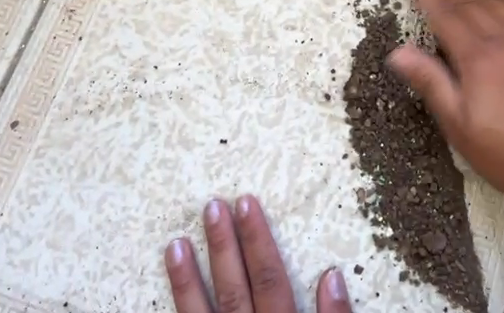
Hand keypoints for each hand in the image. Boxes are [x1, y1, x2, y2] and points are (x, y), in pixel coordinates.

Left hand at [164, 195, 350, 312]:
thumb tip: (332, 275)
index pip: (269, 278)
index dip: (257, 239)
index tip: (246, 201)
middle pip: (234, 289)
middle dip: (224, 246)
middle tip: (211, 205)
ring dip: (187, 280)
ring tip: (174, 244)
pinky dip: (179, 307)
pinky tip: (170, 283)